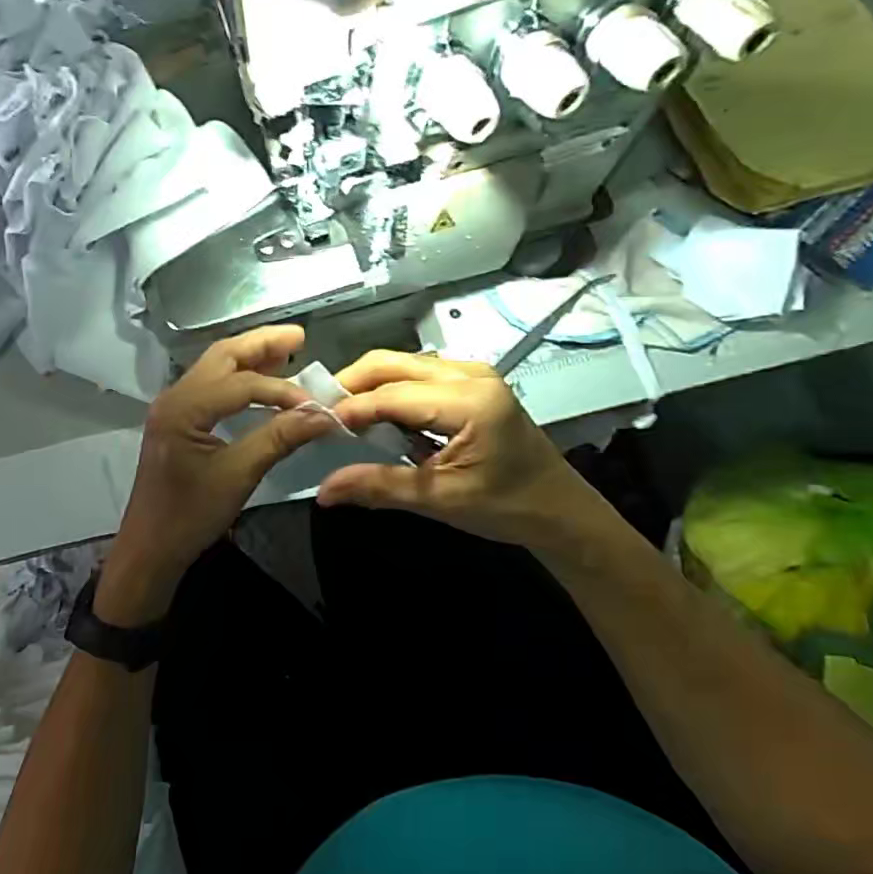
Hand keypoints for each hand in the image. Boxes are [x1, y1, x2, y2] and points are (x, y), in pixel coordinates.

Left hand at [99, 325, 337, 624]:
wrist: (150, 548)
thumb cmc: (190, 515)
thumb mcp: (239, 475)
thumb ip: (280, 438)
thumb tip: (324, 416)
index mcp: (184, 407)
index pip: (242, 384)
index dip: (282, 390)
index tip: (316, 405)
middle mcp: (174, 397)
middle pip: (223, 356)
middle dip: (261, 344)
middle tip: (300, 336)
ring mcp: (172, 407)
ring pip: (215, 368)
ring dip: (250, 358)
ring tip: (287, 350)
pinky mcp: (176, 420)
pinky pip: (210, 387)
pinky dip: (238, 379)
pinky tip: (261, 383)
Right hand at [317, 350, 608, 551]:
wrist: (560, 510)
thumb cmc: (507, 507)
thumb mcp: (440, 499)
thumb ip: (379, 486)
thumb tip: (324, 491)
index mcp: (469, 399)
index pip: (391, 394)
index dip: (349, 409)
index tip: (312, 427)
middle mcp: (469, 373)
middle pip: (392, 363)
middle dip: (351, 384)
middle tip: (319, 414)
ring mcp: (472, 373)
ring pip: (402, 365)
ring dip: (369, 387)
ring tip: (341, 418)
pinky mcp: (471, 382)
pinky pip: (417, 376)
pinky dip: (390, 392)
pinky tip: (376, 418)